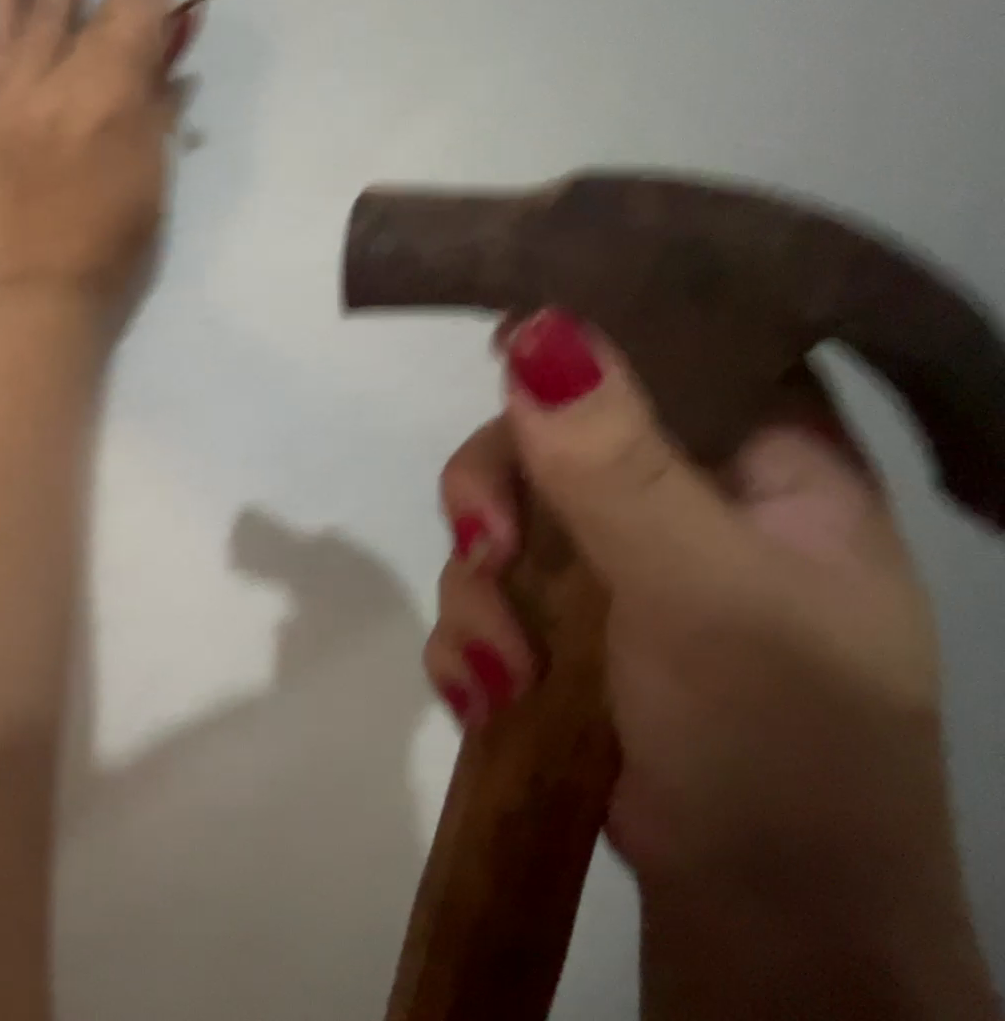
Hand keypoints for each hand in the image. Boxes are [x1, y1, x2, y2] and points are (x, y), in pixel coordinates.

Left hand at [0, 0, 195, 307]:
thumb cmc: (114, 251)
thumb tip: (169, 60)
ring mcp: (18, 100)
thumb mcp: (152, 182)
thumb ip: (157, 113)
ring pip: (32, 15)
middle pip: (84, 4)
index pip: (137, 15)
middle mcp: (62, 86)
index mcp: (114, 101)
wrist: (42, 295)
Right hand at [427, 310, 970, 932]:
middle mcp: (685, 508)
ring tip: (500, 673)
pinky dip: (466, 645)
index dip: (586, 344)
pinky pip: (480, 603)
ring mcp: (613, 577)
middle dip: (494, 500)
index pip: (672, 354)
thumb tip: (534, 332)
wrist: (756, 910)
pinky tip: (486, 696)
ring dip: (474, 598)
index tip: (501, 357)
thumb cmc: (776, 736)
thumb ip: (616, 466)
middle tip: (483, 550)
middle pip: (547, 444)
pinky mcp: (559, 637)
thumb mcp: (702, 589)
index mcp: (766, 469)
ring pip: (498, 531)